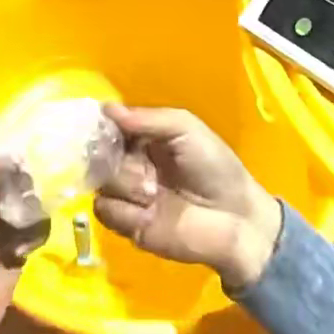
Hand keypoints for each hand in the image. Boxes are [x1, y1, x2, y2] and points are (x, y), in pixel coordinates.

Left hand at [0, 160, 48, 333]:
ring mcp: (4, 234)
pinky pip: (36, 232)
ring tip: (22, 223)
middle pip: (8, 186)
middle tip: (27, 190)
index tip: (19, 158)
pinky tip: (21, 252)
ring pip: (25, 206)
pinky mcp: (20, 254)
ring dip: (28, 210)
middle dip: (19, 185)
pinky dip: (34, 234)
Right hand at [93, 105, 282, 290]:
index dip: (103, 124)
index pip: (110, 125)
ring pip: (101, 180)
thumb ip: (148, 119)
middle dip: (112, 155)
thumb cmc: (215, 166)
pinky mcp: (127, 224)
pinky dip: (123, 209)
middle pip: (100, 152)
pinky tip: (148, 210)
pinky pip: (105, 210)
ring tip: (154, 191)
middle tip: (139, 164)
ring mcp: (128, 194)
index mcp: (144, 136)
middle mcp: (131, 161)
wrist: (234, 219)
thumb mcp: (186, 129)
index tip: (103, 124)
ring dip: (125, 183)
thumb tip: (106, 108)